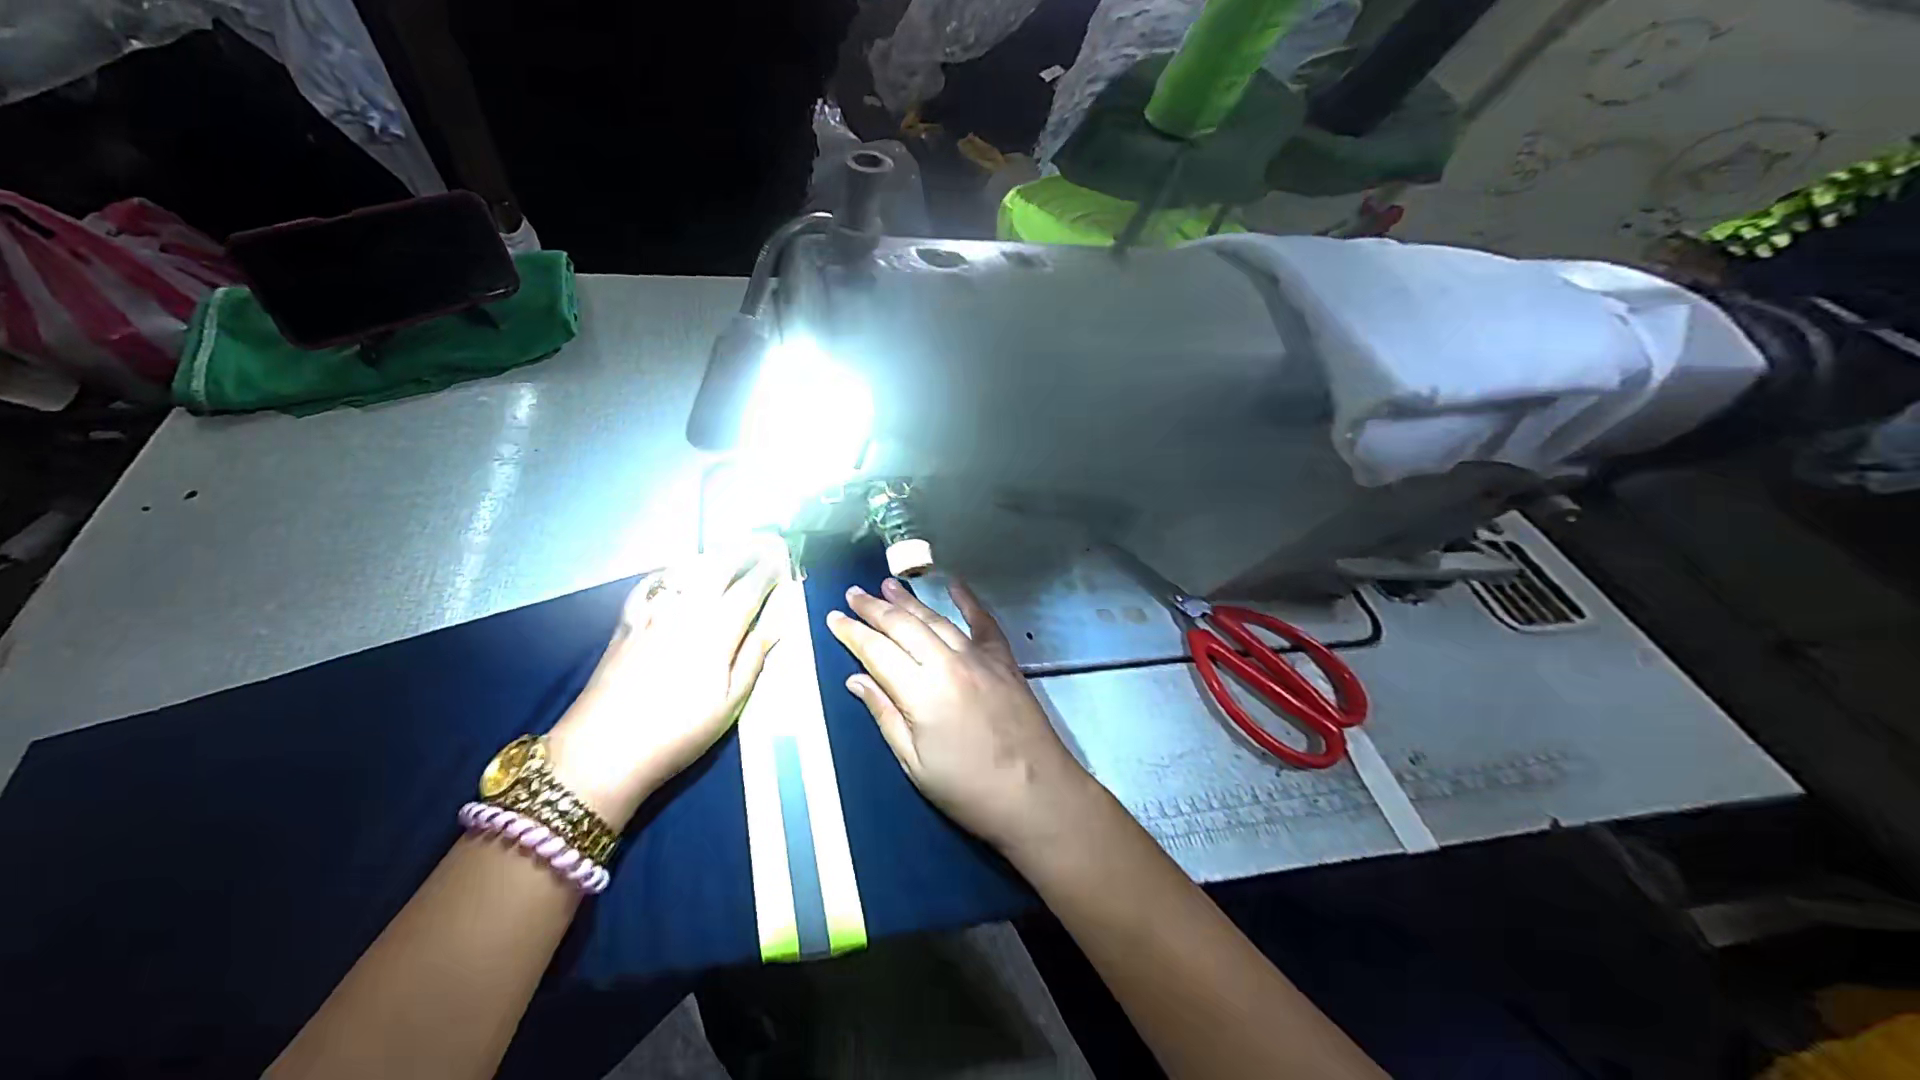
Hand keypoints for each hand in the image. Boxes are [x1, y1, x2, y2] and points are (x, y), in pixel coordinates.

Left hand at [546, 540, 783, 828]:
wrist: (602, 751)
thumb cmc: (676, 734)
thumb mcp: (729, 704)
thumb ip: (754, 656)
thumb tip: (776, 622)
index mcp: (716, 631)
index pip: (750, 588)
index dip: (770, 571)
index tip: (786, 559)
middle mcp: (686, 611)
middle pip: (720, 567)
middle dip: (747, 552)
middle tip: (767, 544)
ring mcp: (653, 613)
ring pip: (688, 569)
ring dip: (715, 555)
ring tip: (733, 551)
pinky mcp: (627, 621)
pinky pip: (652, 583)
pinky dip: (671, 570)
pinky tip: (678, 571)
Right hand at [826, 576, 1098, 857]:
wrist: (1037, 795)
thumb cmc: (969, 790)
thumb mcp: (915, 763)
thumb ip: (885, 715)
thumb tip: (856, 679)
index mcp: (921, 692)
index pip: (877, 652)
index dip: (852, 633)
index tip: (833, 618)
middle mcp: (947, 664)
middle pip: (903, 627)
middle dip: (874, 608)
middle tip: (853, 594)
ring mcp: (979, 658)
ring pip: (936, 620)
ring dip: (909, 601)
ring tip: (887, 585)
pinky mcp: (1004, 660)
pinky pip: (982, 621)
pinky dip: (967, 600)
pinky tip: (954, 584)